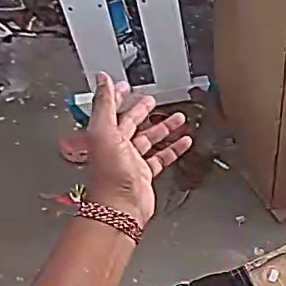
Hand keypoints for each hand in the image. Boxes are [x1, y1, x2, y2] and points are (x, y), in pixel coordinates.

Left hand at [73, 72, 191, 225]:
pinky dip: (174, 148)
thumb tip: (101, 79)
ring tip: (179, 119)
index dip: (120, 96)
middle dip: (144, 111)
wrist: (121, 206)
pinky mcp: (146, 174)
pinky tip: (184, 142)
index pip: (114, 110)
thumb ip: (104, 104)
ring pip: (151, 139)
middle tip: (153, 100)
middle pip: (133, 124)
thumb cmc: (110, 174)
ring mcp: (132, 161)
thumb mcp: (104, 131)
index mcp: (105, 134)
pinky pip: (162, 157)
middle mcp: (117, 146)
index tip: (127, 86)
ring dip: (165, 128)